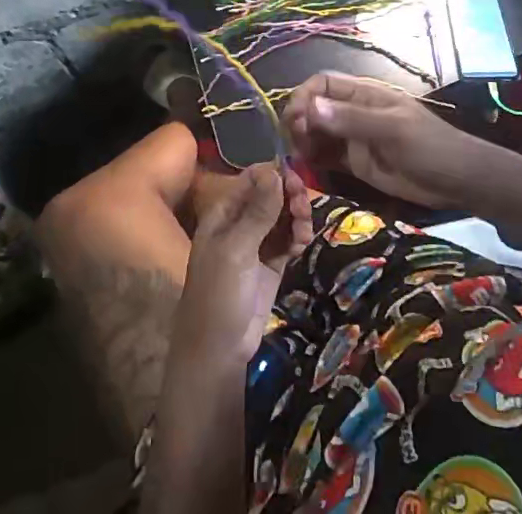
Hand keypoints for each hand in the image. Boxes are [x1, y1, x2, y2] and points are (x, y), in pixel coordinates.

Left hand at [176, 163, 310, 362]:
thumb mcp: (237, 249)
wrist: (218, 350)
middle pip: (271, 195)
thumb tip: (276, 171)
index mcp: (223, 213)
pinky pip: (289, 239)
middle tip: (304, 209)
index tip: (296, 181)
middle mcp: (240, 223)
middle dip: (290, 197)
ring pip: (283, 217)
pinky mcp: (271, 264)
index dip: (275, 175)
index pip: (252, 179)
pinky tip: (302, 245)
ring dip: (297, 218)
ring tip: (304, 234)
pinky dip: (298, 237)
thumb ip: (258, 211)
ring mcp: (256, 244)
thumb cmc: (218, 294)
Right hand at [283, 73, 500, 208]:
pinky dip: (311, 160)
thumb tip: (311, 107)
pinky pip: (325, 157)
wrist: (457, 181)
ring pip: (315, 132)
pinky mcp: (354, 163)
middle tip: (295, 144)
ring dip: (301, 142)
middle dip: (299, 121)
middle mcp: (353, 112)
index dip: (304, 96)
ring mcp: (353, 138)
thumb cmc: (430, 147)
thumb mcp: (393, 130)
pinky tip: (306, 170)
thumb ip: (353, 120)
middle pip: (314, 107)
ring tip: (300, 159)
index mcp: (364, 94)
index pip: (323, 83)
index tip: (294, 119)